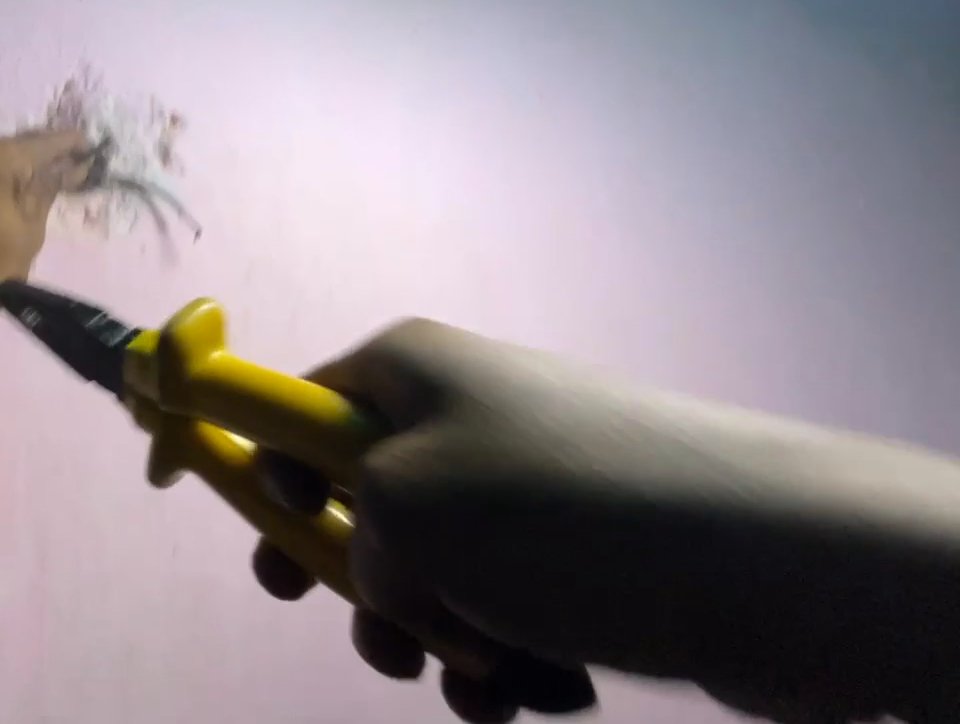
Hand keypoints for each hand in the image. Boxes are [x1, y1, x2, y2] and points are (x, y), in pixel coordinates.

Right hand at [250, 319, 943, 723]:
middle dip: (363, 583)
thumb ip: (350, 538)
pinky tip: (537, 690)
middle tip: (372, 640)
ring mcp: (521, 477)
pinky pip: (505, 594)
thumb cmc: (550, 510)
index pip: (303, 410)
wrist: (784, 562)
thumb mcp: (401, 508)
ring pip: (435, 562)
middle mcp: (457, 411)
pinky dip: (505, 649)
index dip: (277, 474)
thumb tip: (386, 574)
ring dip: (438, 634)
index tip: (278, 542)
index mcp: (404, 371)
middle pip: (365, 497)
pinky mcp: (580, 542)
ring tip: (471, 683)